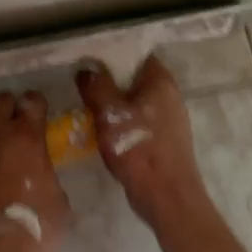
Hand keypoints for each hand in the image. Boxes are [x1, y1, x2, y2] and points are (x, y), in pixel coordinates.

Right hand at [76, 56, 212, 230]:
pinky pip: (139, 121)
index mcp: (160, 81)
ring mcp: (169, 119)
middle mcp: (169, 95)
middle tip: (82, 82)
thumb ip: (96, 87)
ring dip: (114, 104)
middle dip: (109, 80)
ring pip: (135, 101)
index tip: (88, 57)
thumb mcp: (109, 114)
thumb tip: (85, 69)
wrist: (168, 198)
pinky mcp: (164, 140)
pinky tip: (104, 131)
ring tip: (87, 106)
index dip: (112, 53)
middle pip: (134, 78)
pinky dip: (122, 122)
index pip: (135, 54)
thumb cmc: (139, 149)